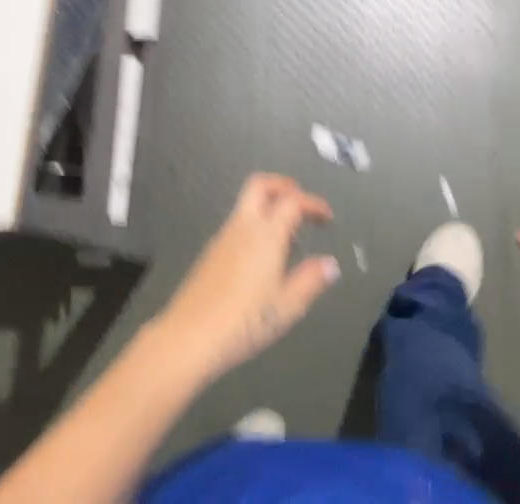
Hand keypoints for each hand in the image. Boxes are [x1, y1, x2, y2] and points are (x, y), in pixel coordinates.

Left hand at [151, 174, 340, 382]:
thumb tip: (329, 264)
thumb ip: (311, 280)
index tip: (328, 218)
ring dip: (269, 207)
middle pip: (260, 185)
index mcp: (265, 235)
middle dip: (283, 186)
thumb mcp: (287, 307)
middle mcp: (242, 227)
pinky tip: (264, 256)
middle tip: (303, 202)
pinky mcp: (211, 252)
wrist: (190, 335)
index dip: (313, 203)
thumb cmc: (245, 322)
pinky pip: (237, 224)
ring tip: (290, 237)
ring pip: (246, 204)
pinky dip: (256, 224)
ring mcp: (222, 237)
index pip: (292, 201)